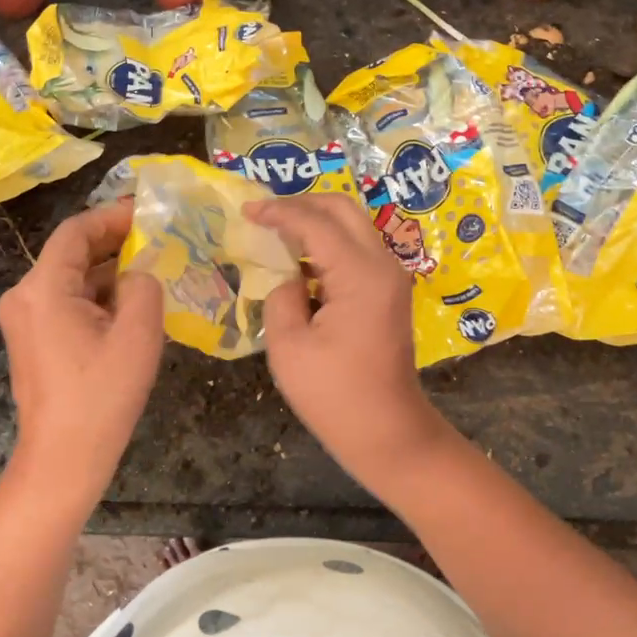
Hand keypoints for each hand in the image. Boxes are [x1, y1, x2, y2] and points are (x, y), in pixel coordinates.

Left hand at [0, 202, 164, 505]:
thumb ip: (144, 287)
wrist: (63, 460)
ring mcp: (23, 320)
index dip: (112, 217)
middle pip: (70, 253)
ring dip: (107, 272)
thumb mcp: (137, 336)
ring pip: (69, 279)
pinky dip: (95, 297)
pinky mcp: (31, 340)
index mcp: (43, 289)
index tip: (147, 212)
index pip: (75, 232)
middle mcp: (24, 296)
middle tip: (156, 238)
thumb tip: (139, 271)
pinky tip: (128, 304)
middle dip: (113, 243)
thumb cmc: (101, 397)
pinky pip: (64, 303)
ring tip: (151, 269)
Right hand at [244, 194, 451, 486]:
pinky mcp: (388, 291)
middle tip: (263, 214)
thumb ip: (281, 296)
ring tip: (275, 232)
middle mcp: (383, 265)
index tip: (246, 210)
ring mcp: (390, 277)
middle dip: (300, 204)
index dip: (278, 211)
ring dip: (315, 221)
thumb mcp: (289, 346)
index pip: (315, 223)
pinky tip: (298, 259)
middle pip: (342, 208)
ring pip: (352, 225)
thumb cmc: (334, 395)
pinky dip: (326, 242)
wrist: (388, 433)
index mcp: (360, 275)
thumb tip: (287, 277)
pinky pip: (356, 248)